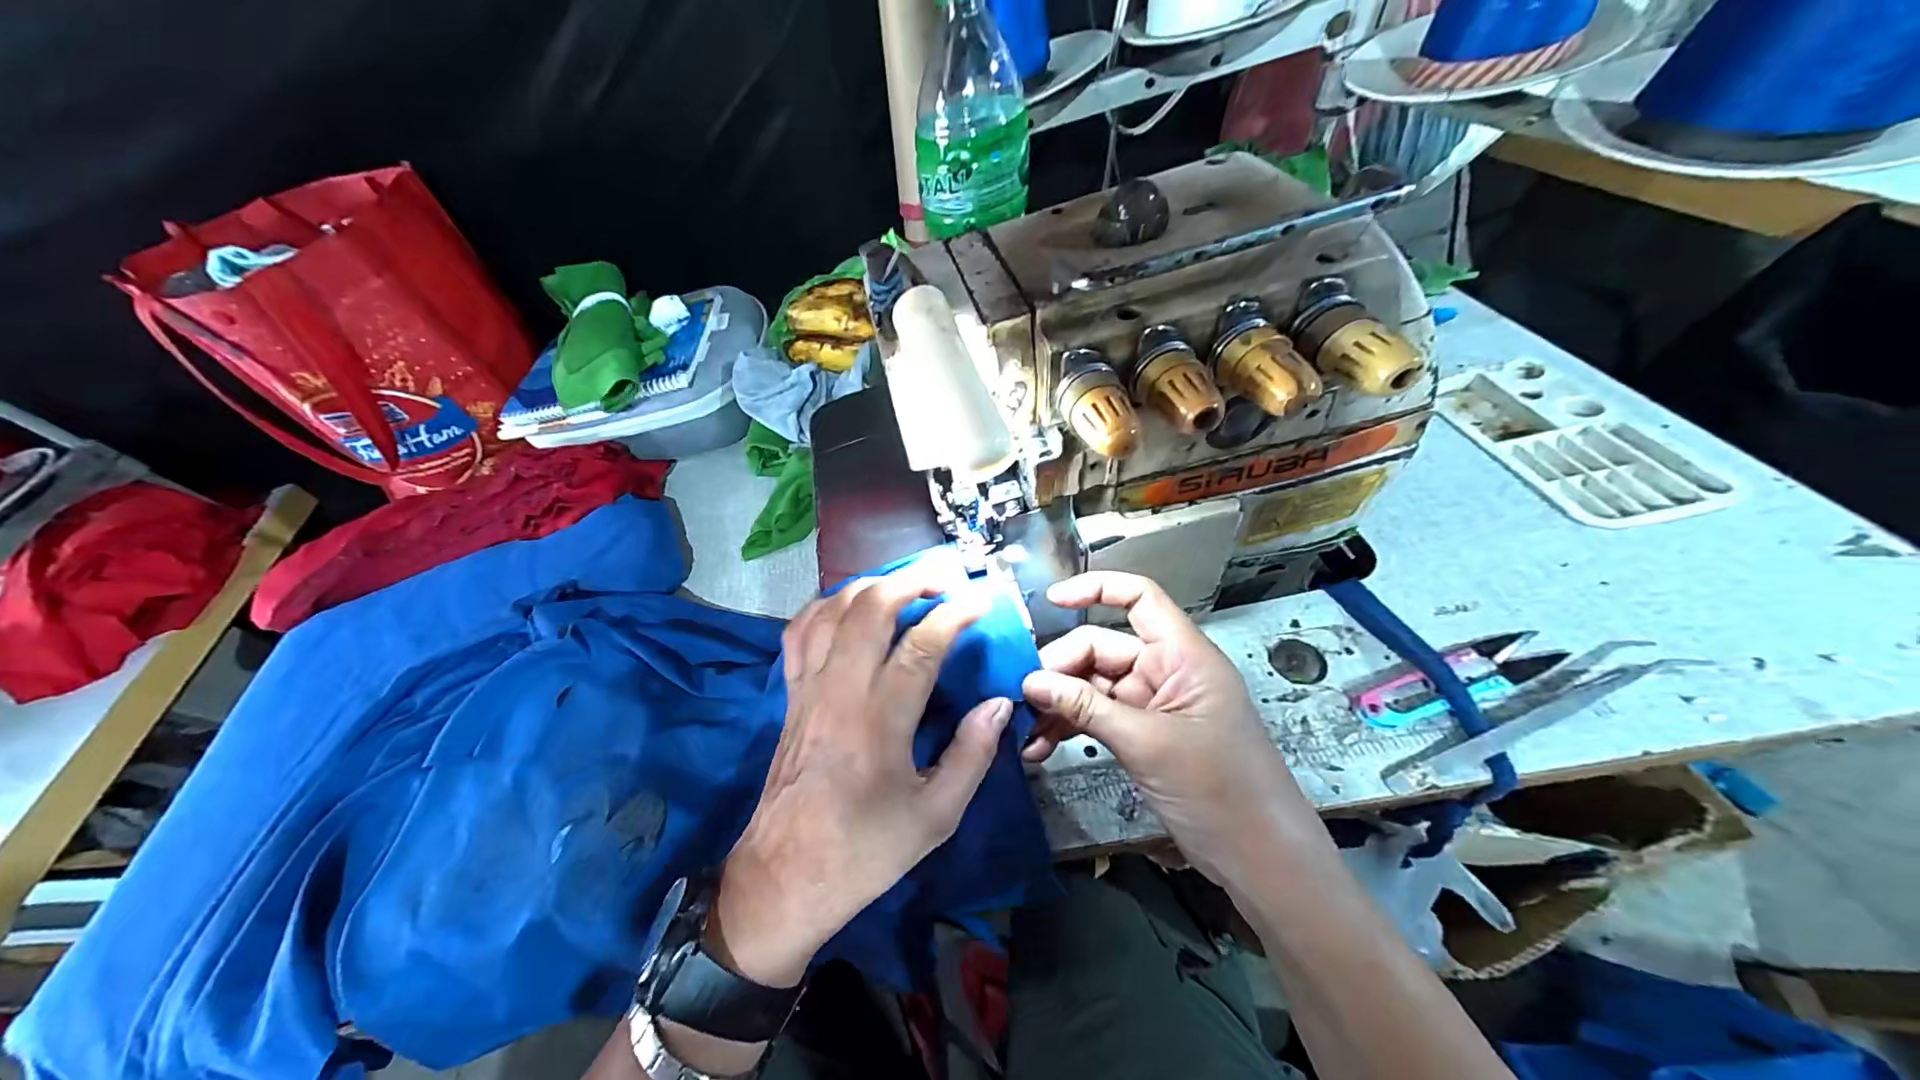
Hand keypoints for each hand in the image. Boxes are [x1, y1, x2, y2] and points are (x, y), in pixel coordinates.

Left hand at [711, 557, 1011, 988]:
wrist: (784, 877)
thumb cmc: (864, 851)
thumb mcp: (934, 818)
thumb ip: (971, 756)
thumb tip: (997, 704)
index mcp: (878, 724)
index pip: (919, 647)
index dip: (953, 615)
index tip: (980, 601)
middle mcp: (838, 693)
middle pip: (869, 610)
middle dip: (911, 581)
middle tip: (946, 577)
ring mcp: (807, 689)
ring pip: (831, 611)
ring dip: (870, 585)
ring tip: (906, 583)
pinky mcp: (789, 696)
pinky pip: (800, 633)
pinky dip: (826, 606)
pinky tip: (850, 605)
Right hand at [1019, 572, 1319, 890]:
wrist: (1260, 859)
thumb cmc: (1219, 790)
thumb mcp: (1147, 743)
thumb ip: (1087, 707)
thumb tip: (1031, 681)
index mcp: (1183, 656)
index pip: (1139, 599)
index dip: (1096, 589)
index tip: (1051, 600)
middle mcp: (1167, 672)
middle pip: (1102, 647)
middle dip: (1060, 669)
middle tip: (1023, 698)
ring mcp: (1154, 706)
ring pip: (1094, 687)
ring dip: (1059, 705)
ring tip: (1024, 729)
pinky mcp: (1145, 737)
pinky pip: (1099, 719)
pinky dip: (1071, 728)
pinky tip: (1040, 748)